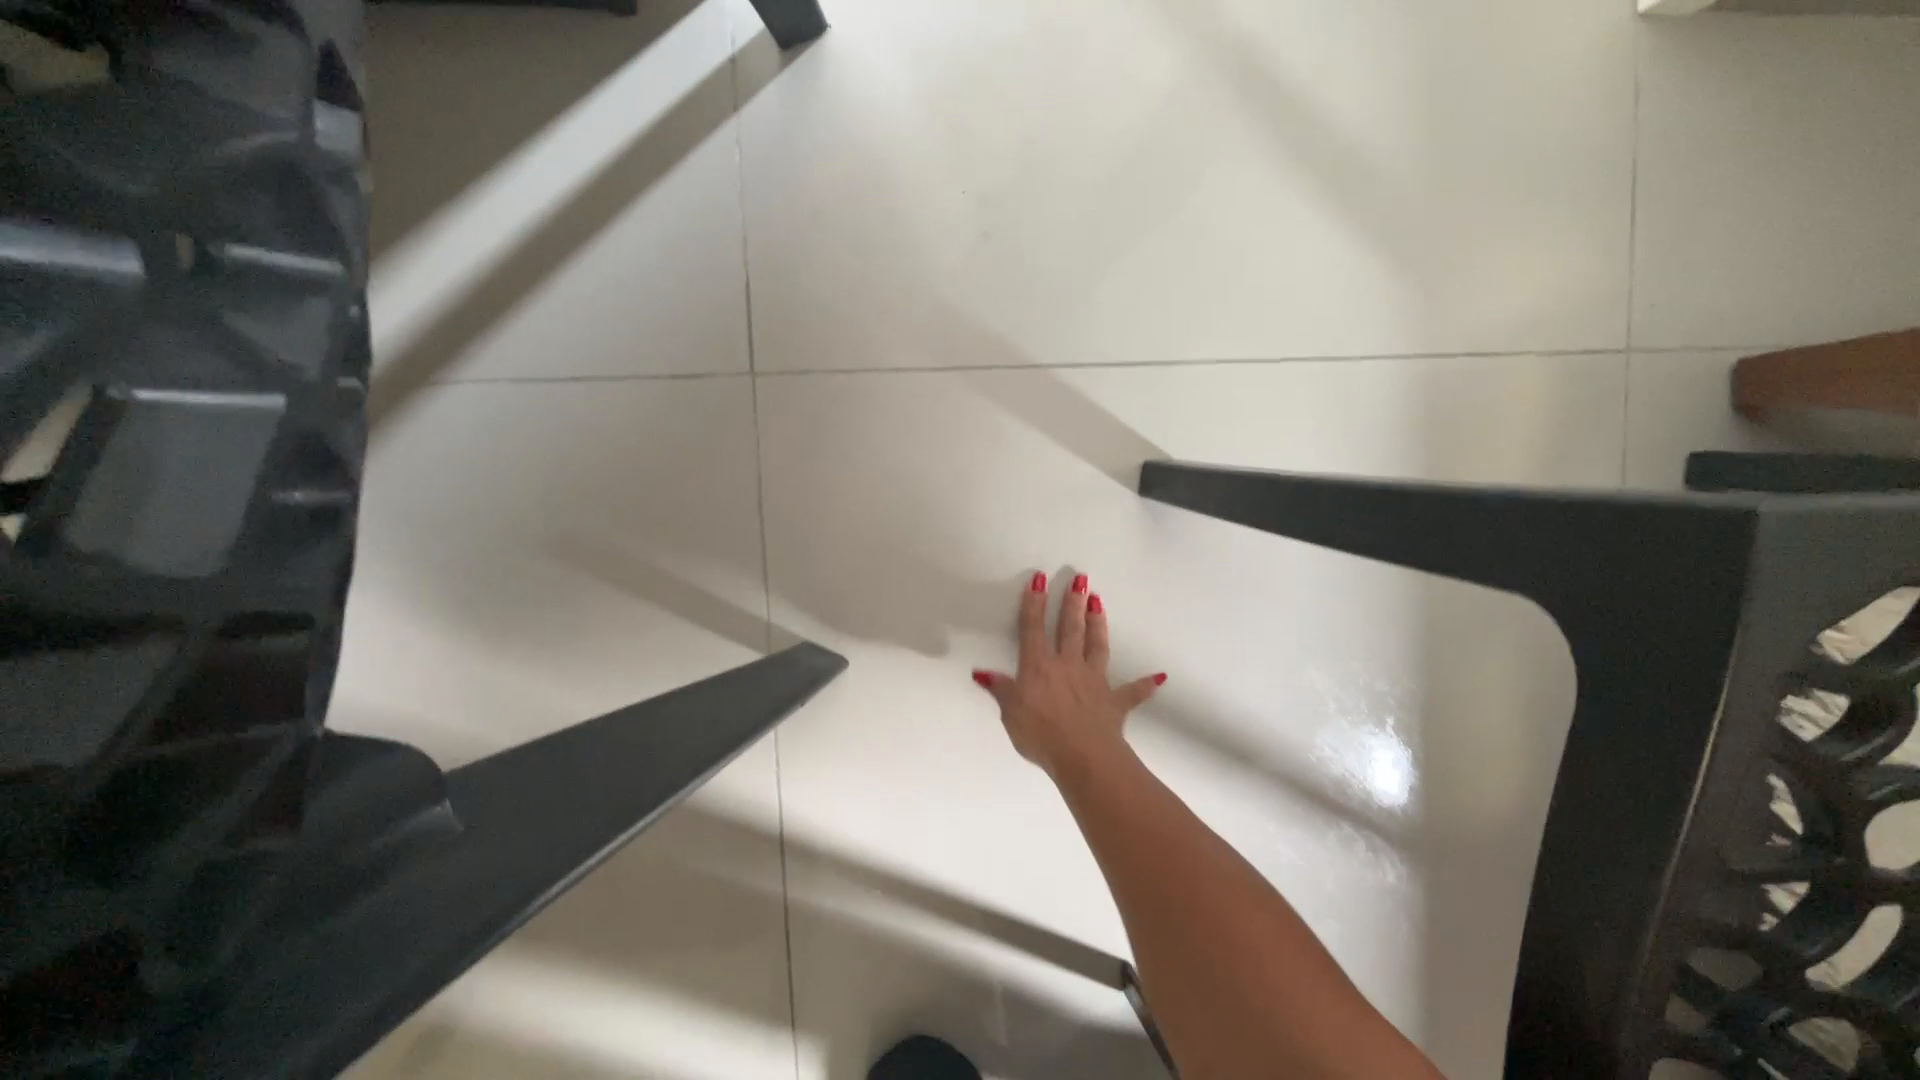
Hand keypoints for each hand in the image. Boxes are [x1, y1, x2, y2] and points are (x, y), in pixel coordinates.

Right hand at [973, 571, 1165, 776]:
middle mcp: (1068, 667)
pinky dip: (1146, 685)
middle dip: (1072, 603)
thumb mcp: (1010, 713)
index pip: (1033, 629)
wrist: (1083, 757)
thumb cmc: (1041, 735)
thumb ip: (1000, 690)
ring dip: (1098, 624)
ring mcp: (1094, 682)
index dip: (1034, 603)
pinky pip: (1133, 692)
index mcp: (1039, 667)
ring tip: (1099, 602)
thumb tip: (983, 673)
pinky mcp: (1114, 702)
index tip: (1040, 579)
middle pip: (1070, 629)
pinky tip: (1160, 678)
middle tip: (1080, 578)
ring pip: (1097, 647)